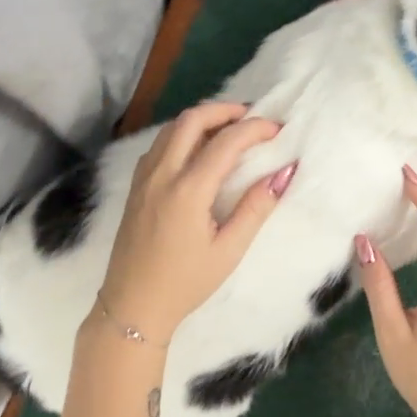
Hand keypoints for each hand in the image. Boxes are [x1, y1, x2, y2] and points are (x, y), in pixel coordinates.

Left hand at [95, 102, 293, 342]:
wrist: (133, 306)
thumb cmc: (186, 283)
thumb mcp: (229, 251)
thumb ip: (255, 208)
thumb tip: (284, 173)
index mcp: (187, 190)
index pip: (226, 142)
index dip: (254, 129)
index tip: (277, 130)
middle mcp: (162, 174)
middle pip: (191, 120)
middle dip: (224, 110)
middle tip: (251, 117)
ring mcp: (143, 178)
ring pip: (170, 128)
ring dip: (201, 119)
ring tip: (228, 129)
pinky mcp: (135, 186)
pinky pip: (158, 145)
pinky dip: (181, 135)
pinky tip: (198, 150)